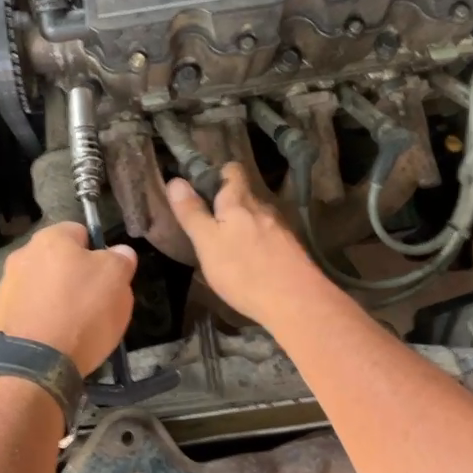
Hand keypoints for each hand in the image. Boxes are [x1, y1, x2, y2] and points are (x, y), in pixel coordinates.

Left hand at [0, 222, 136, 374]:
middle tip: (94, 304)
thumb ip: (121, 259)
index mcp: (50, 237)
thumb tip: (120, 252)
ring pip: (43, 288)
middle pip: (59, 261)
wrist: (31, 367)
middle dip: (75, 278)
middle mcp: (22, 255)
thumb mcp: (116, 280)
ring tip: (73, 329)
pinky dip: (41, 322)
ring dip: (56, 300)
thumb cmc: (80, 312)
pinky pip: (29, 313)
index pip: (81, 232)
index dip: (99, 253)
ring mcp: (6, 288)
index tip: (108, 278)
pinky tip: (53, 342)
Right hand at [165, 163, 332, 327]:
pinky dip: (258, 243)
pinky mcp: (291, 249)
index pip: (232, 169)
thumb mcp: (207, 243)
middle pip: (244, 195)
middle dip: (228, 205)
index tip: (202, 189)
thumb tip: (175, 180)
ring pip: (257, 217)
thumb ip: (192, 212)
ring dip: (243, 226)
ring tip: (228, 246)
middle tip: (209, 224)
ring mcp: (280, 228)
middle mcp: (263, 206)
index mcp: (240, 200)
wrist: (297, 302)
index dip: (218, 174)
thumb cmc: (244, 270)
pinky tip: (251, 263)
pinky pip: (269, 236)